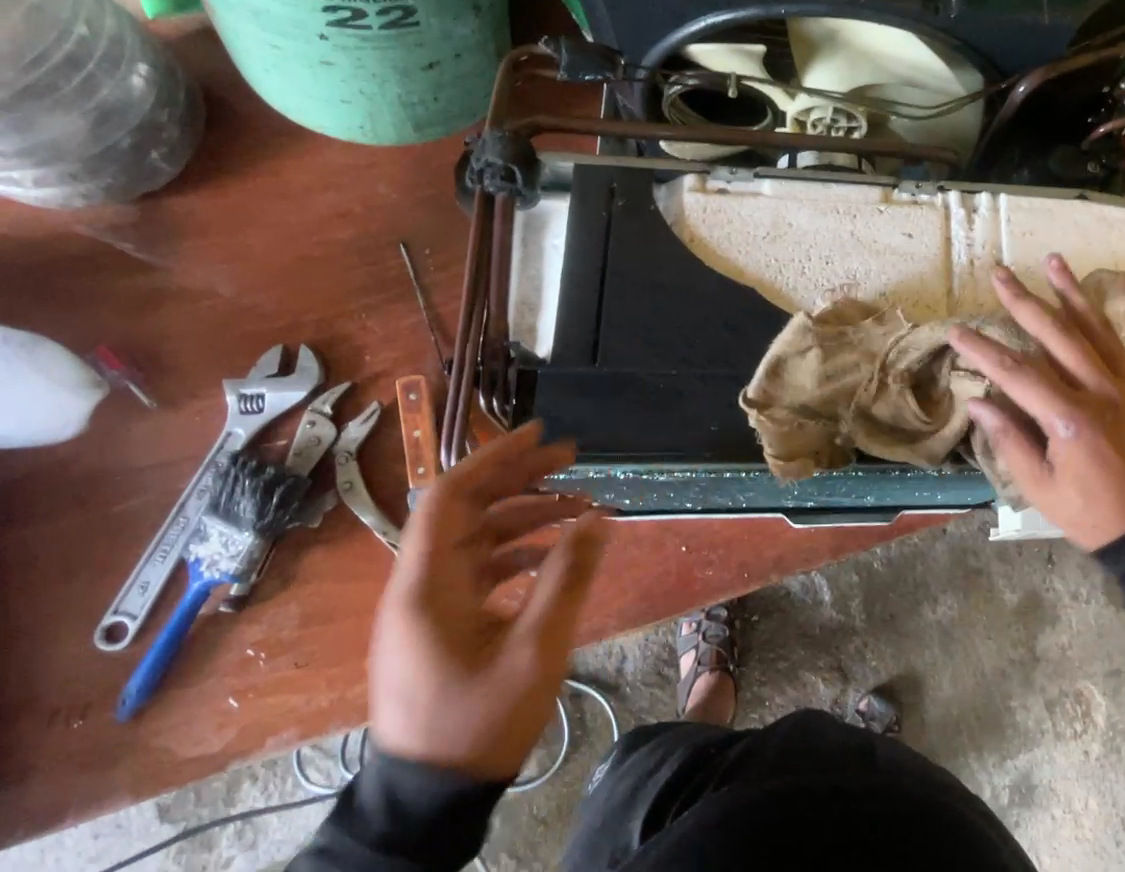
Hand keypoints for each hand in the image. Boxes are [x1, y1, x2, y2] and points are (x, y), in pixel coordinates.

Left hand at [368, 422, 608, 779]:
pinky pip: (477, 569)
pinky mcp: (440, 624)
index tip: (541, 434)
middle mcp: (418, 585)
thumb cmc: (480, 721)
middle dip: (519, 479)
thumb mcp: (535, 650)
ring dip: (524, 516)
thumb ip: (568, 578)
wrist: (430, 796)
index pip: (451, 497)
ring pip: (474, 539)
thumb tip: (599, 517)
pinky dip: (516, 551)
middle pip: (465, 511)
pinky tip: (554, 551)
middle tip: (573, 459)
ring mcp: (427, 606)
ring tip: (578, 505)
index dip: (495, 458)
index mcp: (427, 585)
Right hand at [948, 254, 1124, 550]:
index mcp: (1068, 419)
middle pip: (1055, 336)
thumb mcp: (1040, 488)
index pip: (1016, 373)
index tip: (957, 331)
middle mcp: (1099, 392)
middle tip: (999, 274)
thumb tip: (977, 402)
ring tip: (1052, 260)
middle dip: (1023, 303)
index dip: (983, 350)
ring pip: (1097, 330)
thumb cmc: (1092, 517)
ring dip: (1073, 293)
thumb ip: (1009, 441)